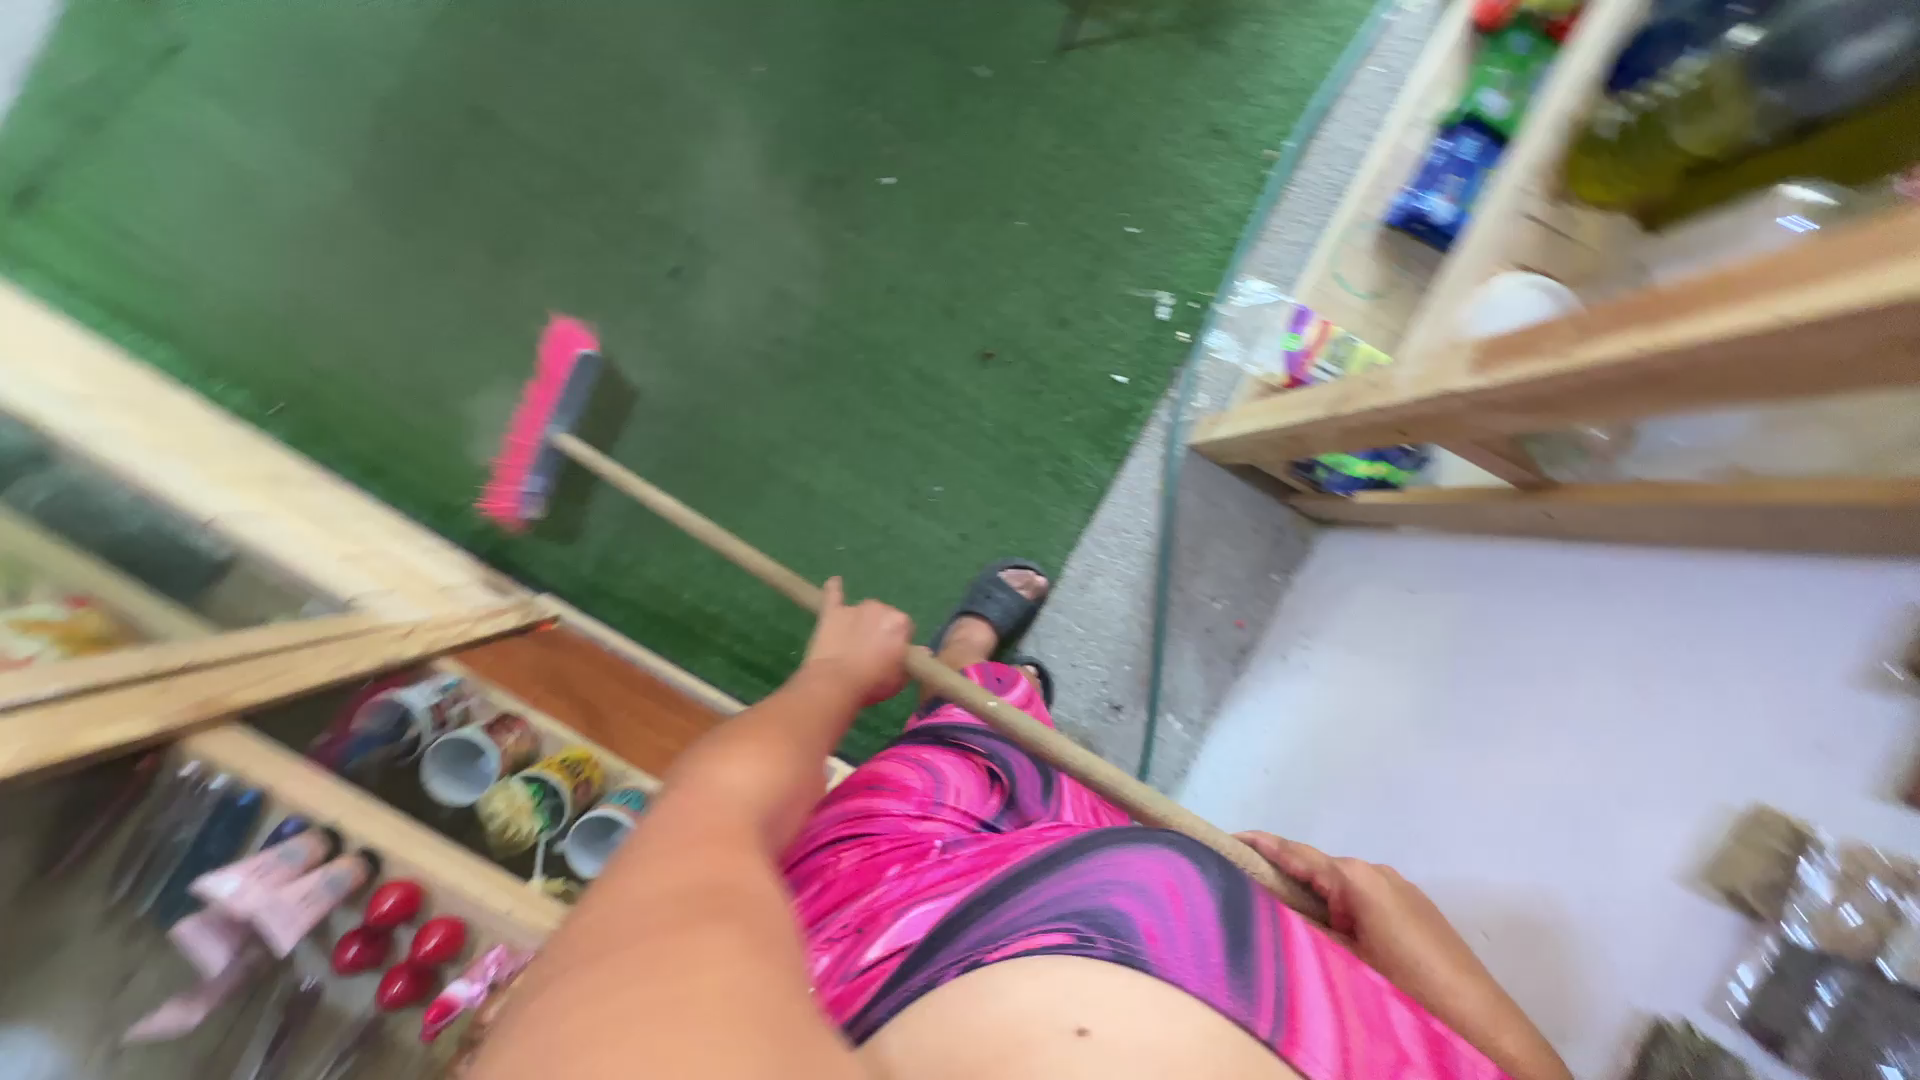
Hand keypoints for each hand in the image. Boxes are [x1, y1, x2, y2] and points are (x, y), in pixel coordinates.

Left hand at [802, 577, 912, 704]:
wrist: (836, 682)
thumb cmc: (873, 683)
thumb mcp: (900, 679)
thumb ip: (911, 662)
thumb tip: (923, 652)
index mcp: (901, 622)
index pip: (905, 629)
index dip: (897, 644)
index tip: (890, 659)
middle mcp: (880, 608)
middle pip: (884, 618)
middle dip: (879, 632)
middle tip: (871, 655)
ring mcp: (855, 609)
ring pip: (863, 612)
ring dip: (861, 623)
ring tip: (852, 645)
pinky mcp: (832, 613)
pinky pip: (834, 595)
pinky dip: (834, 588)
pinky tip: (834, 581)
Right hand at [1236, 833, 1569, 1079]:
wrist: (1486, 1030)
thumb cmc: (1406, 989)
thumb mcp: (1340, 958)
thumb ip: (1300, 924)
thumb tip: (1262, 903)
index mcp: (1356, 878)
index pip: (1294, 852)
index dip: (1258, 845)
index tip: (1223, 840)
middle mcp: (1377, 872)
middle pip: (1315, 867)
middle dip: (1280, 874)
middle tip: (1240, 886)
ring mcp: (1399, 890)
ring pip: (1338, 886)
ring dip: (1310, 896)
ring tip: (1276, 915)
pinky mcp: (1414, 910)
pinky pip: (1361, 900)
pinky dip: (1335, 908)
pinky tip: (1323, 932)